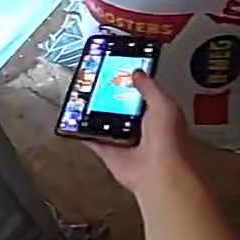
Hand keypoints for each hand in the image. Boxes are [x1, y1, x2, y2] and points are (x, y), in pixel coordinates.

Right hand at [87, 71, 193, 196]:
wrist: (157, 172)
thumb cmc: (167, 140)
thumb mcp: (164, 106)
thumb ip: (150, 88)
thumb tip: (137, 72)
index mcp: (157, 112)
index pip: (142, 92)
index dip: (130, 80)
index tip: (115, 68)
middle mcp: (139, 125)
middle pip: (119, 105)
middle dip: (107, 95)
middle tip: (92, 81)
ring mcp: (122, 138)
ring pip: (104, 121)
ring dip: (93, 112)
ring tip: (79, 97)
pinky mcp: (107, 151)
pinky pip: (91, 139)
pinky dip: (80, 132)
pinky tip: (72, 122)